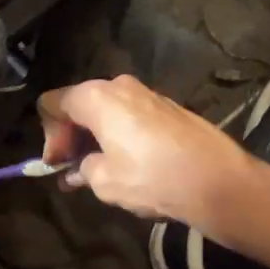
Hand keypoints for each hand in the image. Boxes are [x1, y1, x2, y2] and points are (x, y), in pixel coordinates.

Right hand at [39, 75, 262, 238]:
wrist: (220, 182)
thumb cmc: (153, 178)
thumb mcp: (105, 182)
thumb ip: (83, 170)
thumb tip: (78, 170)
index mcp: (96, 97)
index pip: (52, 104)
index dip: (49, 135)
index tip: (59, 164)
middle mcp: (118, 85)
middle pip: (79, 102)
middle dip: (72, 134)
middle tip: (73, 167)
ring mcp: (146, 93)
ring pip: (106, 109)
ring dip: (96, 135)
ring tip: (99, 168)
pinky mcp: (168, 106)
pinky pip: (130, 114)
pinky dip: (120, 133)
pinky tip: (127, 162)